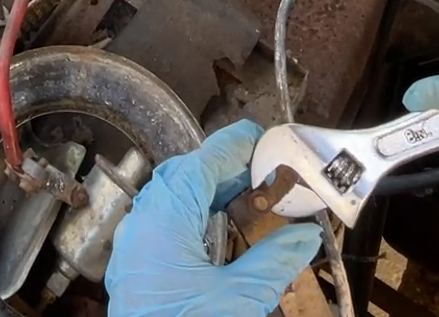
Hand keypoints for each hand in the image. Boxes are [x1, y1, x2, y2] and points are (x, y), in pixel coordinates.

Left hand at [107, 120, 321, 316]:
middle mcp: (144, 216)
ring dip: (208, 190)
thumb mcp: (236, 300)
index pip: (204, 160)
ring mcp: (135, 237)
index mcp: (166, 213)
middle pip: (186, 172)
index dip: (235, 145)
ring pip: (173, 193)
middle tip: (263, 173)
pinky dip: (192, 212)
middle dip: (225, 167)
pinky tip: (216, 228)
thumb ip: (272, 263)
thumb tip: (304, 236)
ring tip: (246, 198)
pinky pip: (163, 217)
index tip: (262, 137)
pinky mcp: (134, 259)